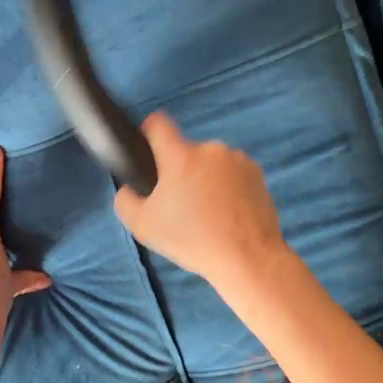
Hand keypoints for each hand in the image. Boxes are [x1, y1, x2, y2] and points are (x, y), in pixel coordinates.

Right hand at [113, 113, 289, 285]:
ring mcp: (237, 159)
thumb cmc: (192, 240)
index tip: (148, 152)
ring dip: (205, 178)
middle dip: (180, 171)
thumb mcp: (142, 227)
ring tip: (208, 213)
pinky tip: (228, 213)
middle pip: (185, 151)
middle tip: (180, 203)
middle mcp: (210, 149)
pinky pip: (232, 172)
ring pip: (209, 163)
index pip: (157, 124)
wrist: (248, 259)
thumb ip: (126, 200)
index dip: (147, 132)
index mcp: (180, 156)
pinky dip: (227, 186)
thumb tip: (130, 188)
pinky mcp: (257, 173)